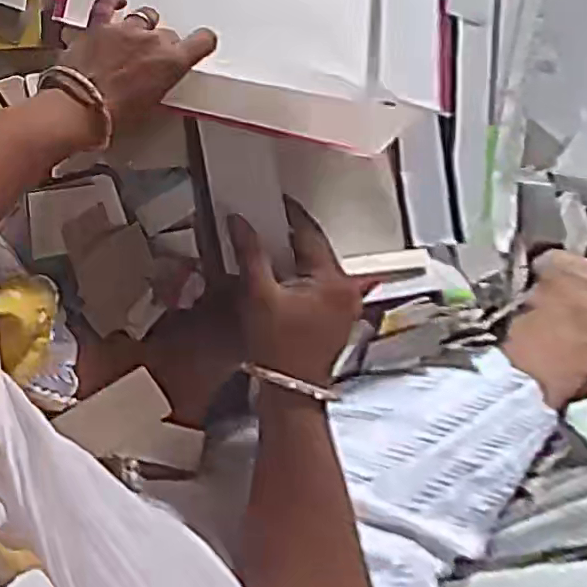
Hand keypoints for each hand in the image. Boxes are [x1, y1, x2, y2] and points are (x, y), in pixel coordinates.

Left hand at [62, 0, 216, 134]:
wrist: (80, 107)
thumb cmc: (112, 114)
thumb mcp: (149, 107)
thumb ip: (158, 86)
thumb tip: (153, 85)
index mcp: (172, 62)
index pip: (202, 41)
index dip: (201, 42)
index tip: (199, 44)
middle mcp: (151, 40)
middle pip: (166, 33)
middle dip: (160, 45)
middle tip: (148, 61)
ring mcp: (124, 30)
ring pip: (142, 17)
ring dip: (140, 26)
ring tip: (132, 38)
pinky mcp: (98, 26)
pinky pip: (107, 4)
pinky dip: (112, 1)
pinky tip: (116, 3)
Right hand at [230, 199, 364, 385]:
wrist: (289, 388)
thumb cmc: (276, 345)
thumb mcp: (258, 293)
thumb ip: (250, 253)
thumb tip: (239, 221)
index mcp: (333, 281)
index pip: (309, 233)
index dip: (288, 213)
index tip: (272, 198)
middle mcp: (347, 290)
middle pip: (314, 248)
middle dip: (287, 233)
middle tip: (262, 218)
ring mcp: (344, 304)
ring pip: (314, 264)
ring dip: (290, 252)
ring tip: (264, 242)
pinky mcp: (335, 314)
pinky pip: (315, 281)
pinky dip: (295, 271)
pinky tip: (274, 271)